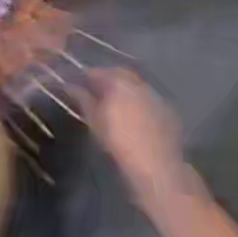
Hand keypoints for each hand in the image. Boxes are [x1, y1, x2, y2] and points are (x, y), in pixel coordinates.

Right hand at [83, 69, 184, 192]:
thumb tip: (69, 86)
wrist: (156, 164)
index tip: (76, 83)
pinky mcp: (168, 110)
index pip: (97, 72)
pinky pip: (148, 98)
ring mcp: (156, 96)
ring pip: (136, 86)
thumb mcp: (94, 119)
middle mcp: (139, 84)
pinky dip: (138, 101)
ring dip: (124, 89)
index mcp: (119, 82)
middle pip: (120, 74)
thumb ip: (82, 98)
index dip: (85, 76)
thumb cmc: (118, 140)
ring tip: (113, 104)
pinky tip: (133, 115)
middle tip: (94, 92)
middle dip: (106, 79)